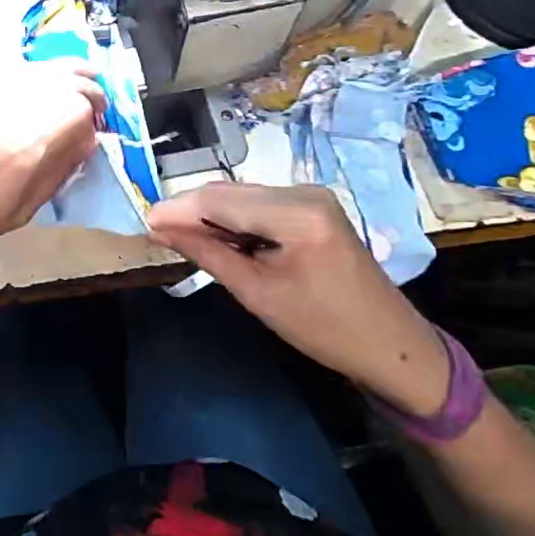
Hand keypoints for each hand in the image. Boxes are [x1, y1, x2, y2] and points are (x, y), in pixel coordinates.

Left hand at [0, 60, 104, 277]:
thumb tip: (84, 144)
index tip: (93, 133)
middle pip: (67, 83)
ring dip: (69, 76)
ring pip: (44, 70)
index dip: (93, 119)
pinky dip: (42, 73)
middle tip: (93, 109)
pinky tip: (48, 84)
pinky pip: (21, 72)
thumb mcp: (21, 211)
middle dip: (88, 92)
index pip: (79, 111)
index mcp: (29, 148)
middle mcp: (15, 113)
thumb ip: (57, 172)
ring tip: (80, 88)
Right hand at [146, 183, 450, 415]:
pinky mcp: (313, 205)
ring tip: (180, 236)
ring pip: (242, 195)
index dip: (178, 208)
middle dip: (190, 209)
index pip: (221, 200)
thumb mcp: (258, 294)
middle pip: (230, 192)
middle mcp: (305, 192)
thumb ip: (208, 253)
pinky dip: (233, 217)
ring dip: (210, 213)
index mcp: (298, 214)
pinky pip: (260, 203)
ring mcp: (312, 195)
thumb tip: (162, 229)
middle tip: (156, 232)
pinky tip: (218, 236)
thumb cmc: (324, 328)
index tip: (144, 222)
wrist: (390, 343)